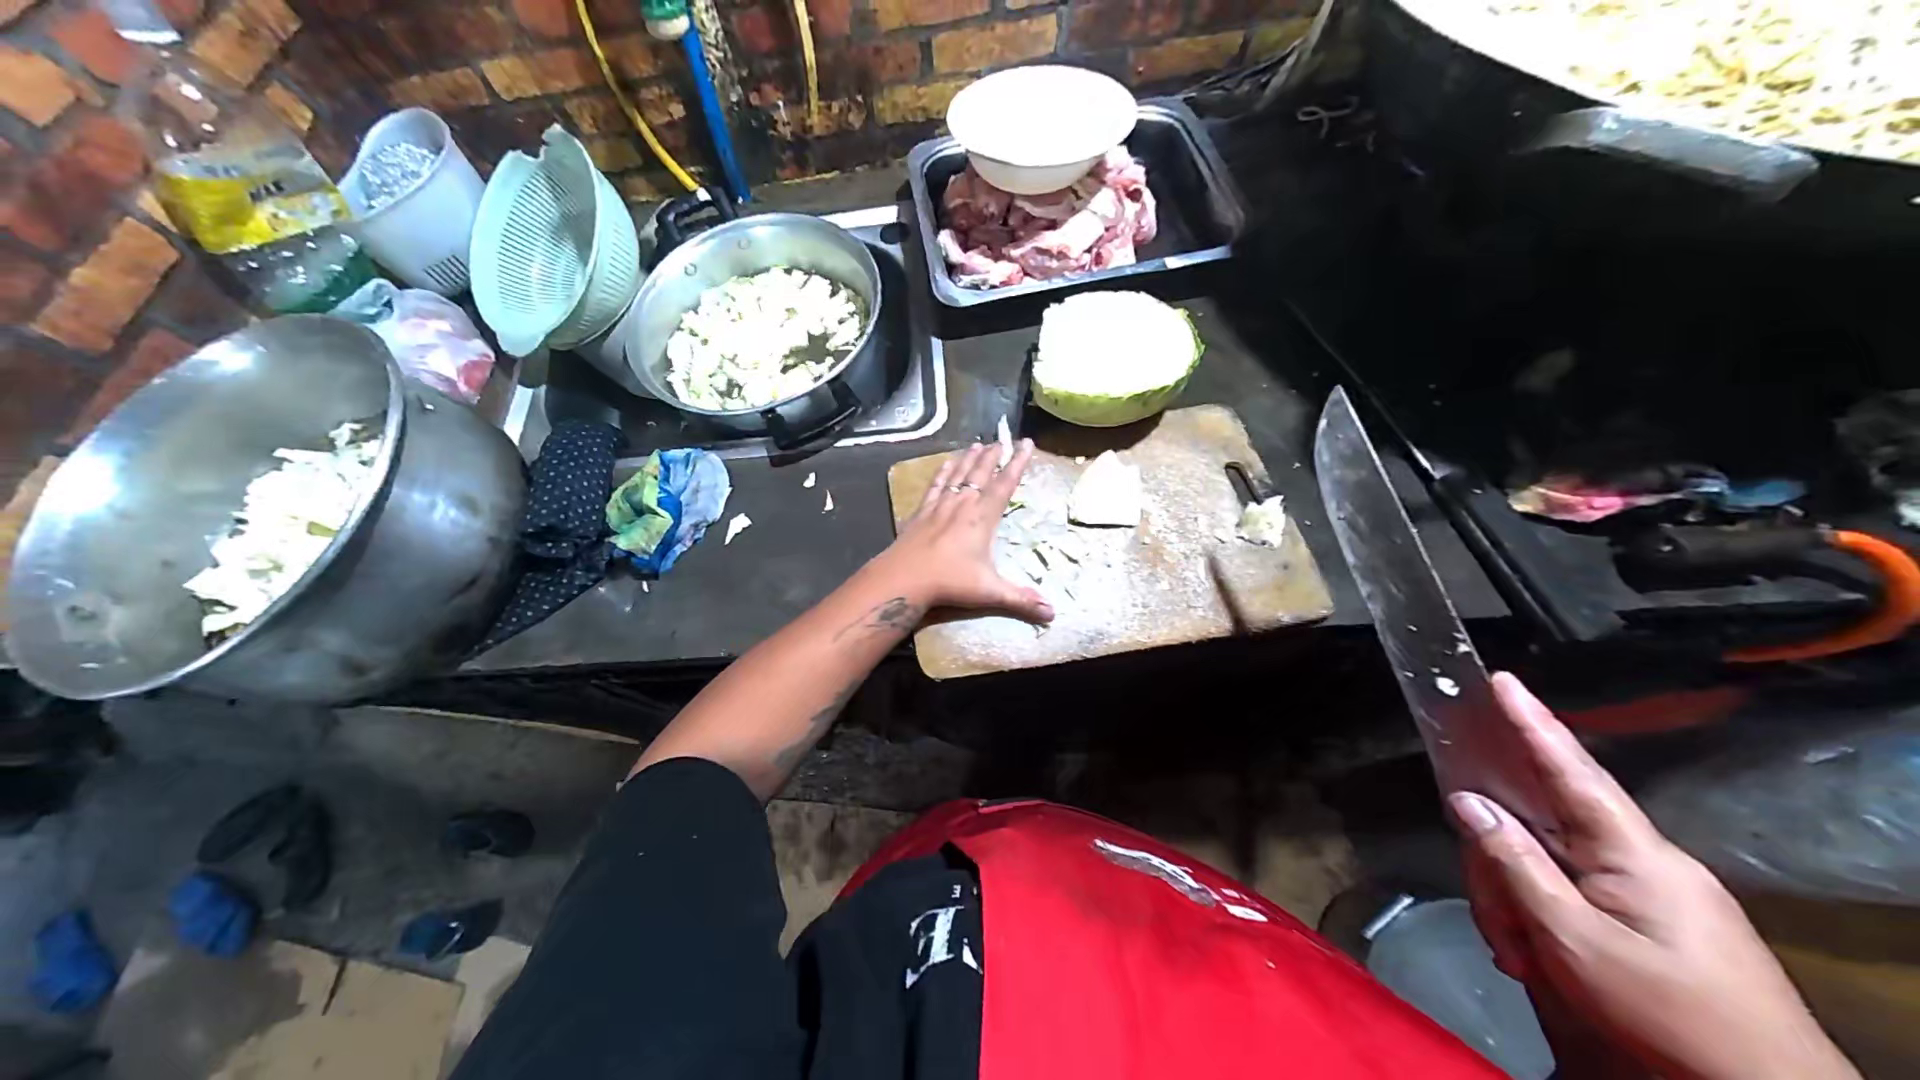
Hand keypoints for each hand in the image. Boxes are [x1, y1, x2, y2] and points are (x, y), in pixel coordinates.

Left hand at [871, 439, 1052, 624]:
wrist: (905, 578)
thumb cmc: (950, 582)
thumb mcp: (990, 591)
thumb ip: (1021, 599)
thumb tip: (1052, 612)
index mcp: (983, 517)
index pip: (1005, 484)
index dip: (1018, 463)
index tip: (1027, 444)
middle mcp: (962, 504)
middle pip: (980, 473)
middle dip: (993, 456)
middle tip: (1002, 441)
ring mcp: (939, 506)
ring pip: (957, 474)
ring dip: (969, 459)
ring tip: (977, 445)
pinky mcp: (920, 512)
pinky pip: (934, 485)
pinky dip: (942, 472)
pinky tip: (945, 464)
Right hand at [1448, 673, 1857, 1079]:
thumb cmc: (1669, 1012)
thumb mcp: (1572, 940)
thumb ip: (1514, 864)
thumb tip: (1468, 801)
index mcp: (1632, 852)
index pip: (1571, 770)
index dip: (1531, 723)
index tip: (1503, 680)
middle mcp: (1641, 857)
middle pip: (1540, 830)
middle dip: (1502, 874)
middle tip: (1503, 938)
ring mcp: (1647, 886)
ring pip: (1547, 864)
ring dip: (1519, 908)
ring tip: (1524, 961)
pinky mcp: (1648, 913)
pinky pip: (1571, 890)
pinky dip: (1542, 918)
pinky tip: (1539, 959)